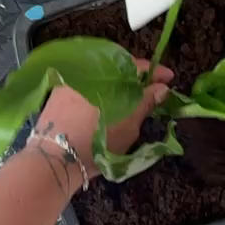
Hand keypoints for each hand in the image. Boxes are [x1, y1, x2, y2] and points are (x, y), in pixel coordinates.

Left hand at [36, 61, 172, 168]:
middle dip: (136, 78)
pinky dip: (100, 91)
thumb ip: (146, 103)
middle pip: (119, 68)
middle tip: (150, 91)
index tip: (169, 79)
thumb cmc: (97, 146)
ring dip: (117, 84)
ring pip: (102, 77)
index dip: (156, 73)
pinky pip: (87, 86)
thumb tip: (161, 88)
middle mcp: (89, 72)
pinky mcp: (58, 92)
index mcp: (109, 77)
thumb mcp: (129, 126)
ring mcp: (72, 80)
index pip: (139, 66)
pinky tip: (105, 104)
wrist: (54, 158)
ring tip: (129, 99)